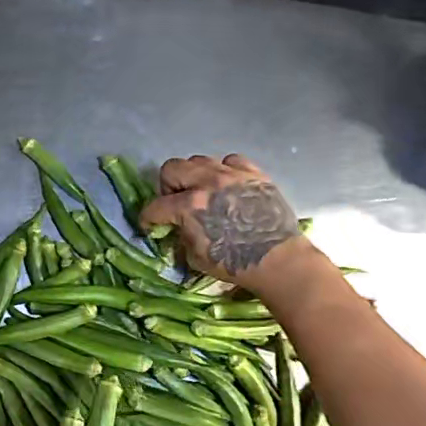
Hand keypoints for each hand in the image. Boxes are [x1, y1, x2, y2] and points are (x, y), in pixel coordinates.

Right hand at [138, 154, 307, 289]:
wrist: (278, 259)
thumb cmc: (236, 265)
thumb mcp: (196, 258)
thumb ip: (182, 237)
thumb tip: (177, 230)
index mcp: (190, 206)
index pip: (155, 206)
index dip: (147, 218)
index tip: (150, 225)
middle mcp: (208, 182)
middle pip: (171, 168)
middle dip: (167, 188)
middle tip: (176, 204)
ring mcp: (232, 174)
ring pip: (199, 160)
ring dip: (194, 176)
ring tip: (202, 193)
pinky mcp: (254, 173)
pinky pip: (230, 161)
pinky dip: (223, 171)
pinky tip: (227, 187)